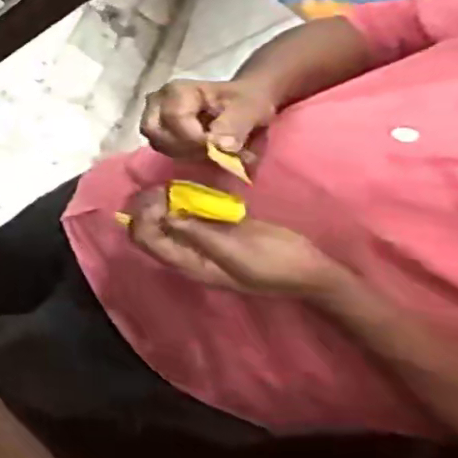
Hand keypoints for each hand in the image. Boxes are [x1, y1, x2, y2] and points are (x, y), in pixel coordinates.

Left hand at [124, 187, 349, 300]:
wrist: (313, 270)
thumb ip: (200, 237)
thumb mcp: (239, 253)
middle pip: (144, 228)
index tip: (161, 200)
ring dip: (155, 202)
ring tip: (169, 187)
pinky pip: (177, 215)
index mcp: (188, 264)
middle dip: (144, 206)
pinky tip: (180, 190)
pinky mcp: (207, 231)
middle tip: (162, 189)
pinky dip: (172, 202)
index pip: (144, 239)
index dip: (144, 218)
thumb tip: (168, 218)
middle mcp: (183, 253)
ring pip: (156, 220)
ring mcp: (194, 241)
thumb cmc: (278, 264)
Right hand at [140, 78, 276, 161]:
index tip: (225, 150)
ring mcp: (152, 112)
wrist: (242, 98)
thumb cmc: (246, 100)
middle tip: (216, 153)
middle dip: (185, 147)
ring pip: (155, 140)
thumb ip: (234, 126)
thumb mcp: (250, 110)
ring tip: (211, 152)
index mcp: (178, 90)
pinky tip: (201, 151)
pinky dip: (181, 153)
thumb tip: (221, 147)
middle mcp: (157, 100)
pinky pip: (160, 145)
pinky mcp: (156, 125)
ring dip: (183, 152)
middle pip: (155, 130)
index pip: (174, 118)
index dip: (196, 138)